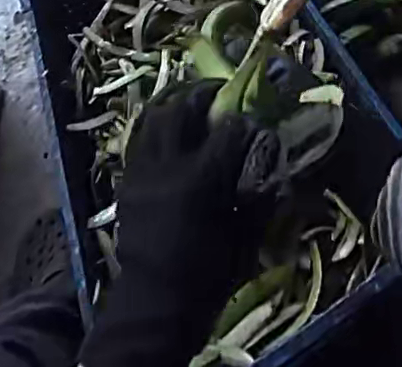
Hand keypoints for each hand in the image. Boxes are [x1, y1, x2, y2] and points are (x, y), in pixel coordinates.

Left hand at [78, 81, 267, 366]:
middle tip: (219, 94)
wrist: (154, 308)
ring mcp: (142, 171)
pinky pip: (138, 137)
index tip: (255, 122)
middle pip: (182, 108)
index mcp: (200, 180)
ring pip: (153, 116)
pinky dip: (155, 125)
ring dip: (175, 104)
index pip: (229, 128)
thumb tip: (274, 155)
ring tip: (192, 103)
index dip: (245, 121)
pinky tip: (169, 130)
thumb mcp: (245, 234)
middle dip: (203, 95)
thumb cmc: (208, 273)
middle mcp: (167, 166)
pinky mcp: (127, 180)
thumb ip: (261, 190)